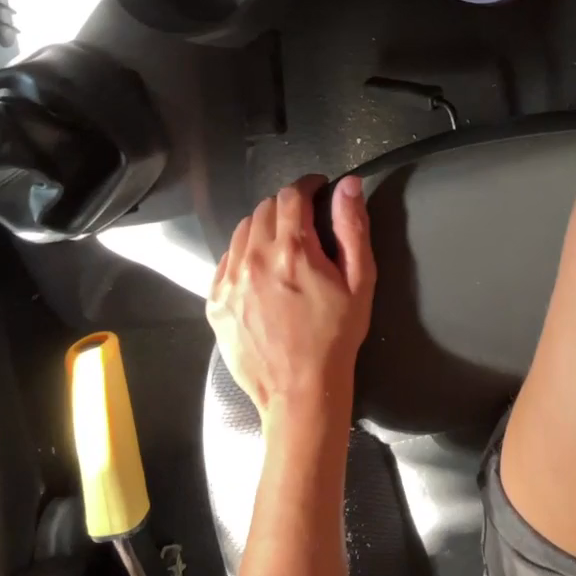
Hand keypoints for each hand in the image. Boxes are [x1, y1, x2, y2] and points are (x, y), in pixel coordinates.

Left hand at [207, 175, 376, 429]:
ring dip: (263, 226)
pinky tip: (261, 270)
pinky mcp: (215, 302)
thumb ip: (352, 227)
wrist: (300, 391)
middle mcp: (254, 259)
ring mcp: (229, 281)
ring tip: (283, 244)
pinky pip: (226, 260)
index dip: (308, 185)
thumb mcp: (360, 280)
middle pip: (264, 208)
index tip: (320, 189)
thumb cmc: (336, 335)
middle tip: (306, 220)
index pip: (292, 195)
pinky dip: (244, 253)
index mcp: (293, 250)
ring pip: (242, 231)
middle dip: (287, 205)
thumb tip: (348, 184)